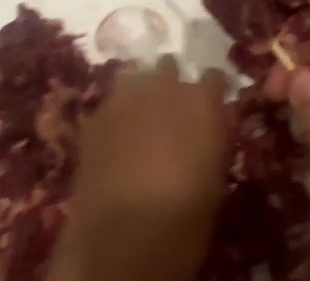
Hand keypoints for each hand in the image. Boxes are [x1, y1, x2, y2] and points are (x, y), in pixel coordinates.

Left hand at [48, 57, 231, 280]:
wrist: (121, 241)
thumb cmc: (183, 221)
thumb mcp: (215, 183)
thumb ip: (212, 144)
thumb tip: (207, 132)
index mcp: (202, 102)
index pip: (214, 78)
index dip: (212, 94)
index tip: (212, 109)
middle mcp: (163, 87)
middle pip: (170, 68)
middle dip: (172, 86)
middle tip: (173, 115)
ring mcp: (124, 97)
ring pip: (135, 78)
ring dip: (141, 93)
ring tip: (142, 119)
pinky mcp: (94, 116)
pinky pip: (109, 105)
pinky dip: (115, 116)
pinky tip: (115, 139)